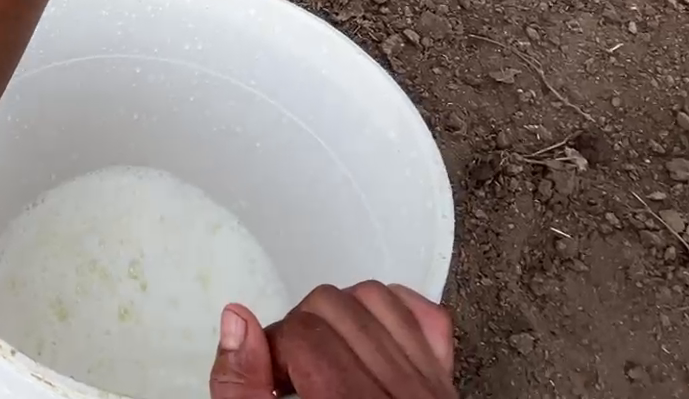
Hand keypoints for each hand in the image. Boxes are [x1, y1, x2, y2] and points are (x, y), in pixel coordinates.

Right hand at [209, 283, 456, 398]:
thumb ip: (239, 389)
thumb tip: (238, 318)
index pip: (303, 333)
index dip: (273, 349)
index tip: (272, 382)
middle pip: (334, 306)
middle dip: (301, 328)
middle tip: (293, 376)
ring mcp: (438, 395)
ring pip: (377, 299)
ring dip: (341, 316)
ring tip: (326, 359)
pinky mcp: (451, 391)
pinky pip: (425, 318)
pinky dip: (393, 313)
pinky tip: (367, 341)